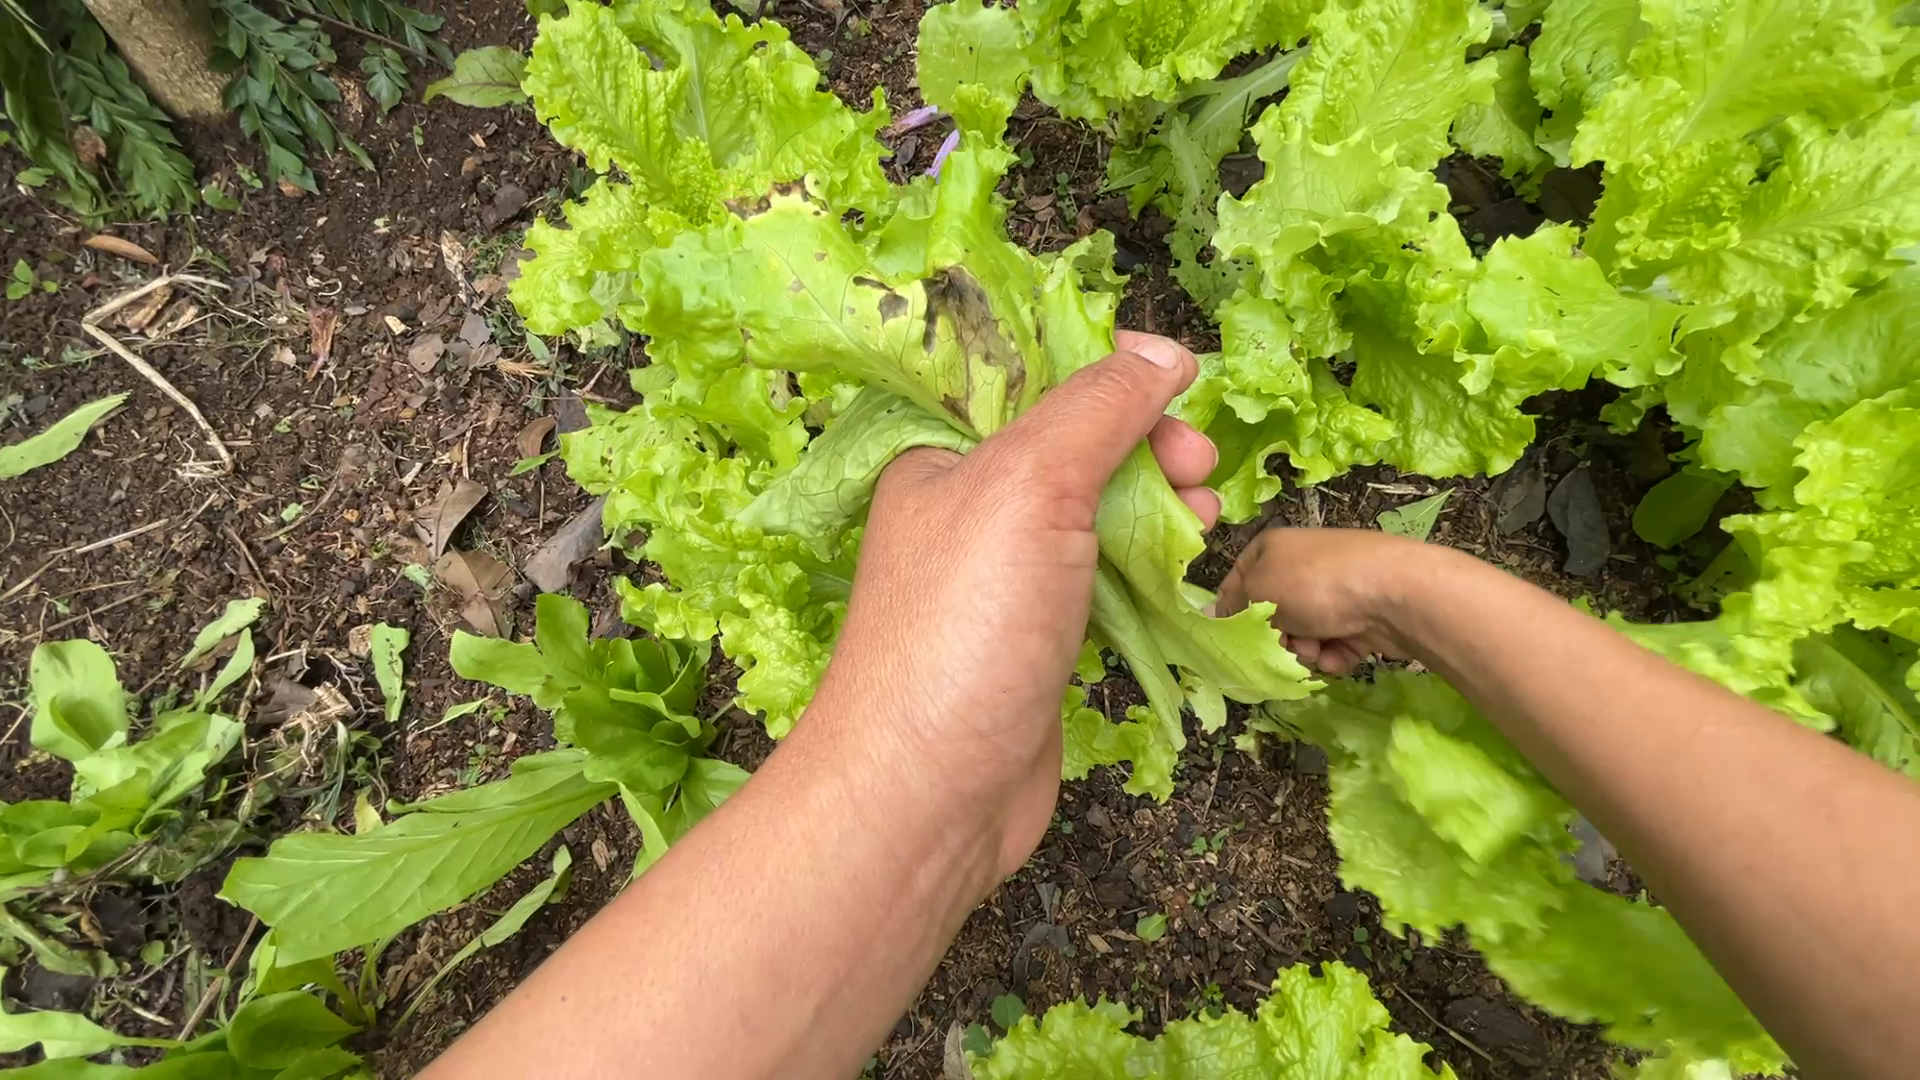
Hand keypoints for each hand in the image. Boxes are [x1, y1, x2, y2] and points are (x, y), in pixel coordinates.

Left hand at [806, 331, 1216, 877]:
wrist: (930, 790)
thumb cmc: (967, 624)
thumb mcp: (1029, 485)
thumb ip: (1095, 409)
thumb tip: (1158, 349)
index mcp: (943, 458)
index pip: (1034, 387)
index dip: (1109, 378)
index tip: (1180, 383)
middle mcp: (969, 511)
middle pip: (1074, 449)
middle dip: (1144, 445)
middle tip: (1197, 465)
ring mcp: (1004, 578)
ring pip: (1095, 515)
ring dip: (1156, 506)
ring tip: (1202, 517)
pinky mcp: (1037, 635)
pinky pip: (1100, 576)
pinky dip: (1145, 564)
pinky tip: (1183, 566)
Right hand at [1214, 527, 1444, 674]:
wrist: (1396, 593)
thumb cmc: (1313, 585)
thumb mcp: (1257, 592)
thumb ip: (1231, 607)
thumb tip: (1210, 613)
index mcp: (1270, 549)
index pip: (1235, 583)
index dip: (1231, 613)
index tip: (1233, 638)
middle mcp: (1299, 565)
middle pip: (1270, 614)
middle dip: (1275, 638)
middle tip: (1285, 644)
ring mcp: (1332, 590)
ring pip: (1301, 633)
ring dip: (1304, 650)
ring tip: (1319, 649)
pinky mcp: (1360, 614)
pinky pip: (1333, 642)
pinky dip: (1333, 653)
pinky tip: (1341, 654)